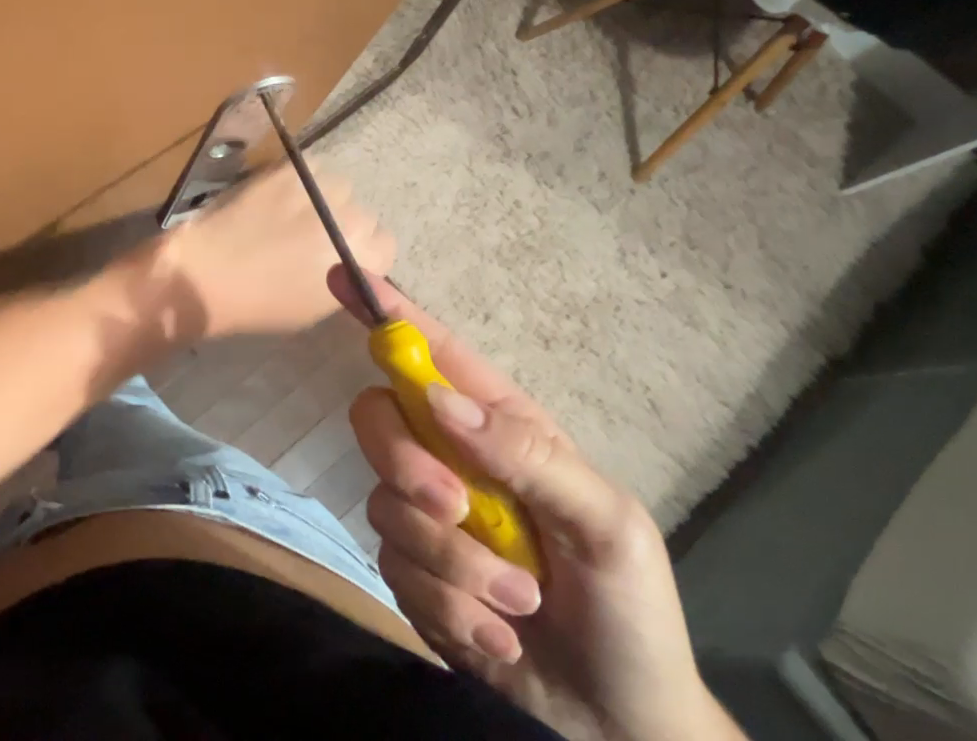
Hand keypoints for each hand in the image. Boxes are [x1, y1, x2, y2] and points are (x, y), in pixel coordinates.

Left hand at [160, 163, 394, 336]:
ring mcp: (320, 191)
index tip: (335, 253)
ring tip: (289, 212)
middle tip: (307, 234)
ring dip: (321, 197)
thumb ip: (345, 279)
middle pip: (362, 212)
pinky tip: (276, 195)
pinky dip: (298, 178)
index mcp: (364, 260)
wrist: (206, 276)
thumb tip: (348, 262)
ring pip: (338, 186)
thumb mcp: (317, 306)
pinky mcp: (289, 170)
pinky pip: (310, 167)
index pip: (385, 243)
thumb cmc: (259, 304)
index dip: (358, 248)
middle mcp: (352, 220)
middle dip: (339, 222)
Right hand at [336, 273, 740, 740]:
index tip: (345, 279)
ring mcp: (425, 518)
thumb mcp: (606, 524)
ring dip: (453, 561)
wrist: (613, 720)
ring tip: (515, 604)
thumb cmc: (631, 610)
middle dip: (408, 463)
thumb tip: (437, 400)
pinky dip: (449, 604)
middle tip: (454, 507)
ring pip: (387, 503)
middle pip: (379, 419)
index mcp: (504, 431)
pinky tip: (494, 634)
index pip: (437, 359)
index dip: (391, 316)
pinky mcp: (409, 572)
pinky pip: (395, 567)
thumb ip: (527, 456)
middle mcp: (453, 462)